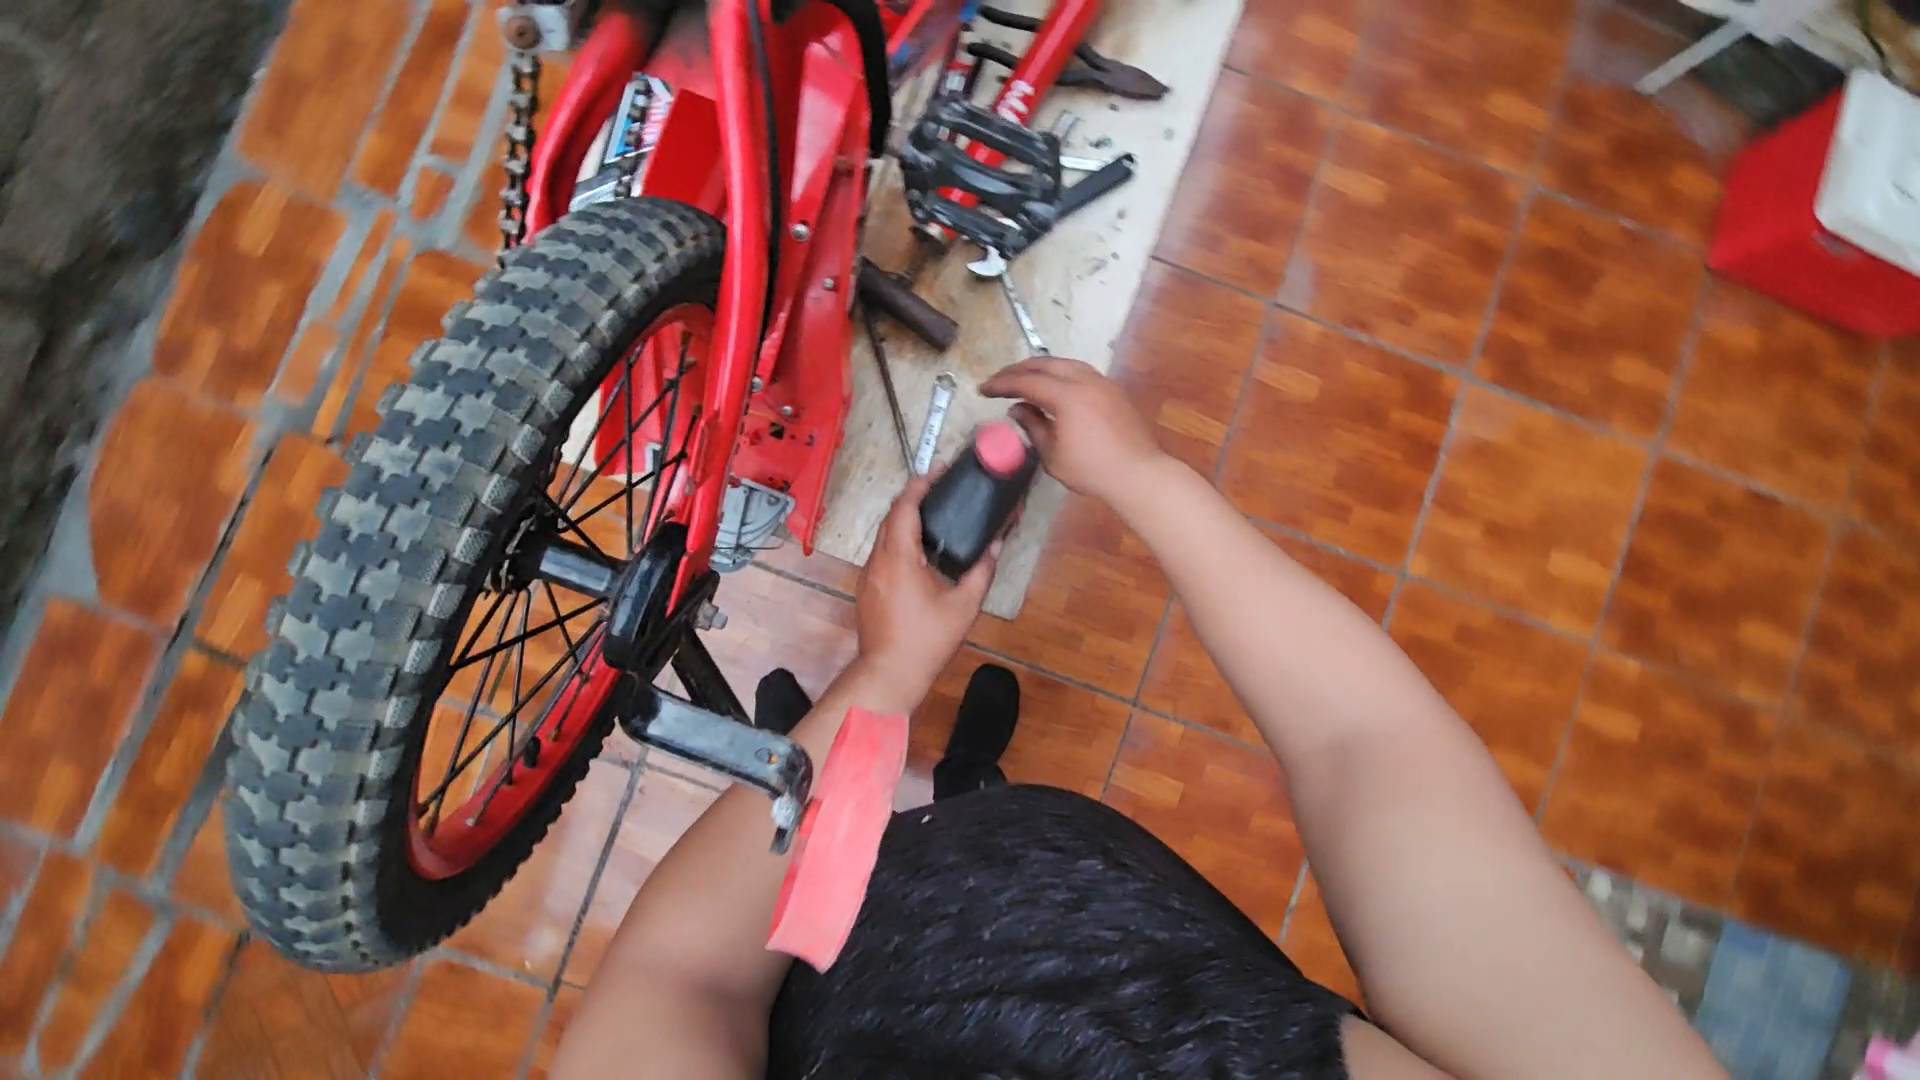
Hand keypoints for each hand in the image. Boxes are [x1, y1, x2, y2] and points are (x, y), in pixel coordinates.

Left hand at [852, 474, 997, 710]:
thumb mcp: (963, 607)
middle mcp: (877, 560)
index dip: (920, 485)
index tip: (939, 472)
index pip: (904, 507)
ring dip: (904, 521)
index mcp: (898, 558)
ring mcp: (868, 575)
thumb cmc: (927, 641)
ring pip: (884, 536)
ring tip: (934, 516)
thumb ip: (981, 571)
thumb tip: (996, 545)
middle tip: (941, 490)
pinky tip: (919, 552)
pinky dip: (898, 542)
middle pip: (891, 517)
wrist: (889, 674)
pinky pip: (881, 554)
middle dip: (913, 498)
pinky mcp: (866, 589)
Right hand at [980, 357, 1164, 502]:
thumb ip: (1033, 426)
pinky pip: (1081, 373)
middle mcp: (1085, 380)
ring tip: (1024, 379)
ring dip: (1041, 369)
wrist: (1137, 473)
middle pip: (1045, 364)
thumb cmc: (1090, 470)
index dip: (1002, 384)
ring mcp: (1102, 383)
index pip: (1027, 382)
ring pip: (1066, 364)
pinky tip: (1054, 388)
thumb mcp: (1052, 454)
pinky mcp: (1113, 391)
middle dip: (1019, 370)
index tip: (983, 390)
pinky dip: (1061, 375)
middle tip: (999, 380)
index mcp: (1067, 395)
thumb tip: (1017, 409)